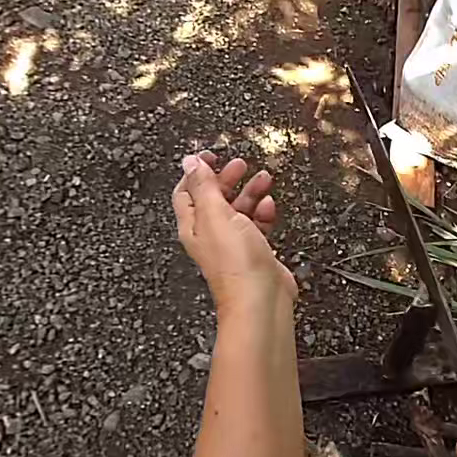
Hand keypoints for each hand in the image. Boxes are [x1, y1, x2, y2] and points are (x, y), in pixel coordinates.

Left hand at [171, 152, 293, 313]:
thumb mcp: (215, 214)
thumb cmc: (236, 263)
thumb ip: (203, 186)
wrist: (261, 300)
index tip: (211, 155)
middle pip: (214, 199)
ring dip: (250, 192)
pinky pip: (257, 226)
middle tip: (241, 165)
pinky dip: (263, 213)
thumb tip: (189, 161)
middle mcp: (210, 235)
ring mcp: (233, 244)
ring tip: (263, 179)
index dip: (196, 172)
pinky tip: (269, 207)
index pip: (186, 193)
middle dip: (227, 179)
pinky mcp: (255, 252)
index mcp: (193, 226)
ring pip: (238, 210)